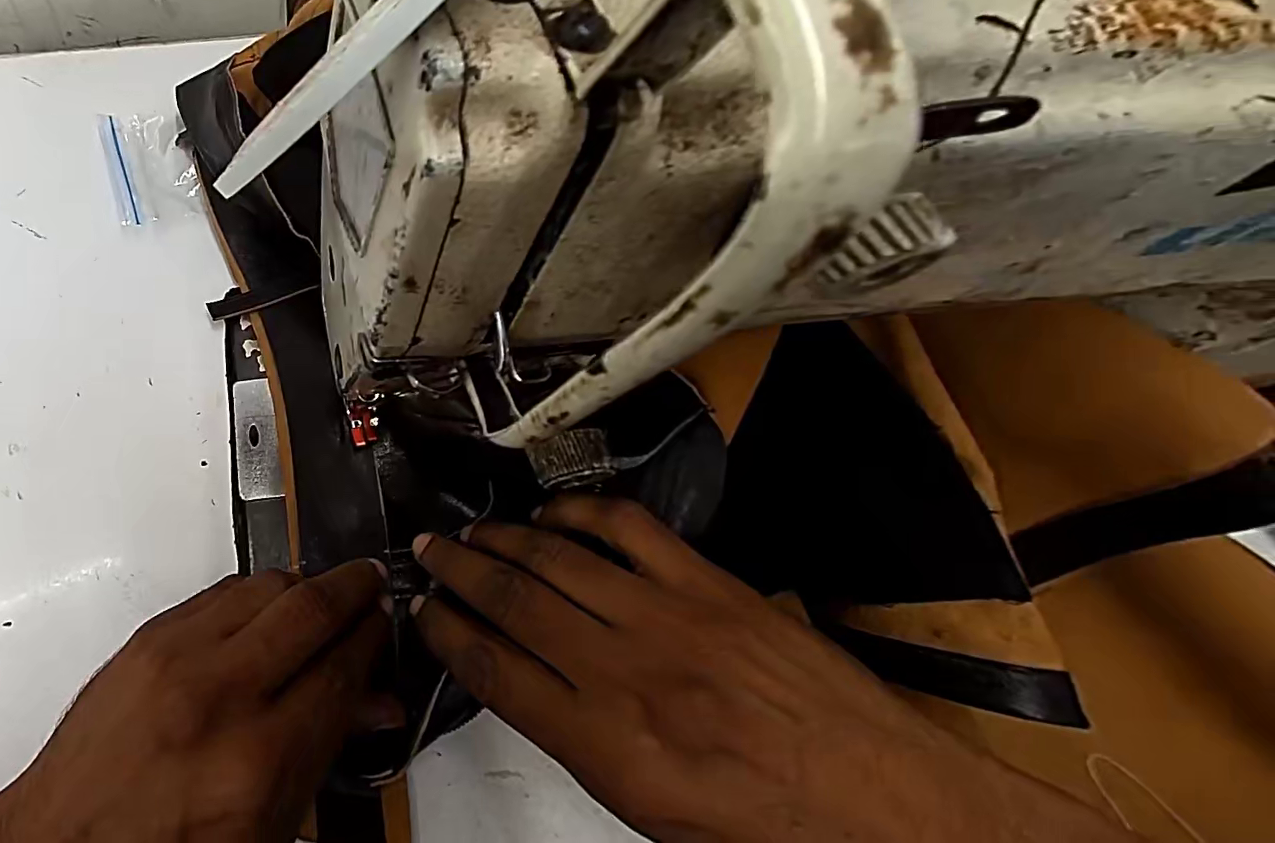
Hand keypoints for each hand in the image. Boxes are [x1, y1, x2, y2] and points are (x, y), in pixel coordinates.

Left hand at [0, 560, 392, 842]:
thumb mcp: (266, 825)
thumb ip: (324, 752)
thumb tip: (370, 703)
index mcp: (255, 763)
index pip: (340, 672)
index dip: (372, 641)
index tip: (382, 627)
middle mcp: (217, 698)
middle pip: (310, 609)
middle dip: (354, 586)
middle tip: (372, 582)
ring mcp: (176, 658)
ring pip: (267, 584)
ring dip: (307, 580)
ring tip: (327, 589)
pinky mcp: (148, 637)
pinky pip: (221, 590)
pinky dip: (257, 588)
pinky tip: (271, 600)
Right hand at [411, 495, 1133, 842]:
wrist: (898, 811)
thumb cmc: (765, 830)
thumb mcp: (650, 814)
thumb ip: (574, 737)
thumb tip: (515, 674)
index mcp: (607, 748)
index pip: (493, 668)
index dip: (445, 631)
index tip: (422, 609)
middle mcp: (625, 674)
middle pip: (511, 601)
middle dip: (456, 570)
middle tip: (426, 549)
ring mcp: (667, 617)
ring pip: (554, 557)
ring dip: (500, 538)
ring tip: (470, 531)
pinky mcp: (706, 582)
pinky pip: (623, 526)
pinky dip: (576, 511)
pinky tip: (550, 512)